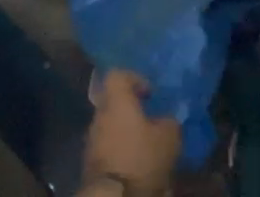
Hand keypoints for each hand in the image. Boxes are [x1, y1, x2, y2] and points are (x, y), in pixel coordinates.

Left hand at [83, 71, 179, 196]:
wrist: (113, 196)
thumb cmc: (141, 157)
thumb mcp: (168, 137)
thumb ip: (170, 120)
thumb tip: (166, 119)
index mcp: (116, 102)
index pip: (117, 75)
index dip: (134, 79)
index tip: (149, 94)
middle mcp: (100, 115)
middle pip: (114, 102)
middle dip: (132, 110)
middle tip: (151, 121)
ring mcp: (91, 139)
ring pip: (110, 125)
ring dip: (126, 131)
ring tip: (145, 145)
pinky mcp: (90, 161)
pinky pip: (107, 146)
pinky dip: (120, 149)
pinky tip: (135, 161)